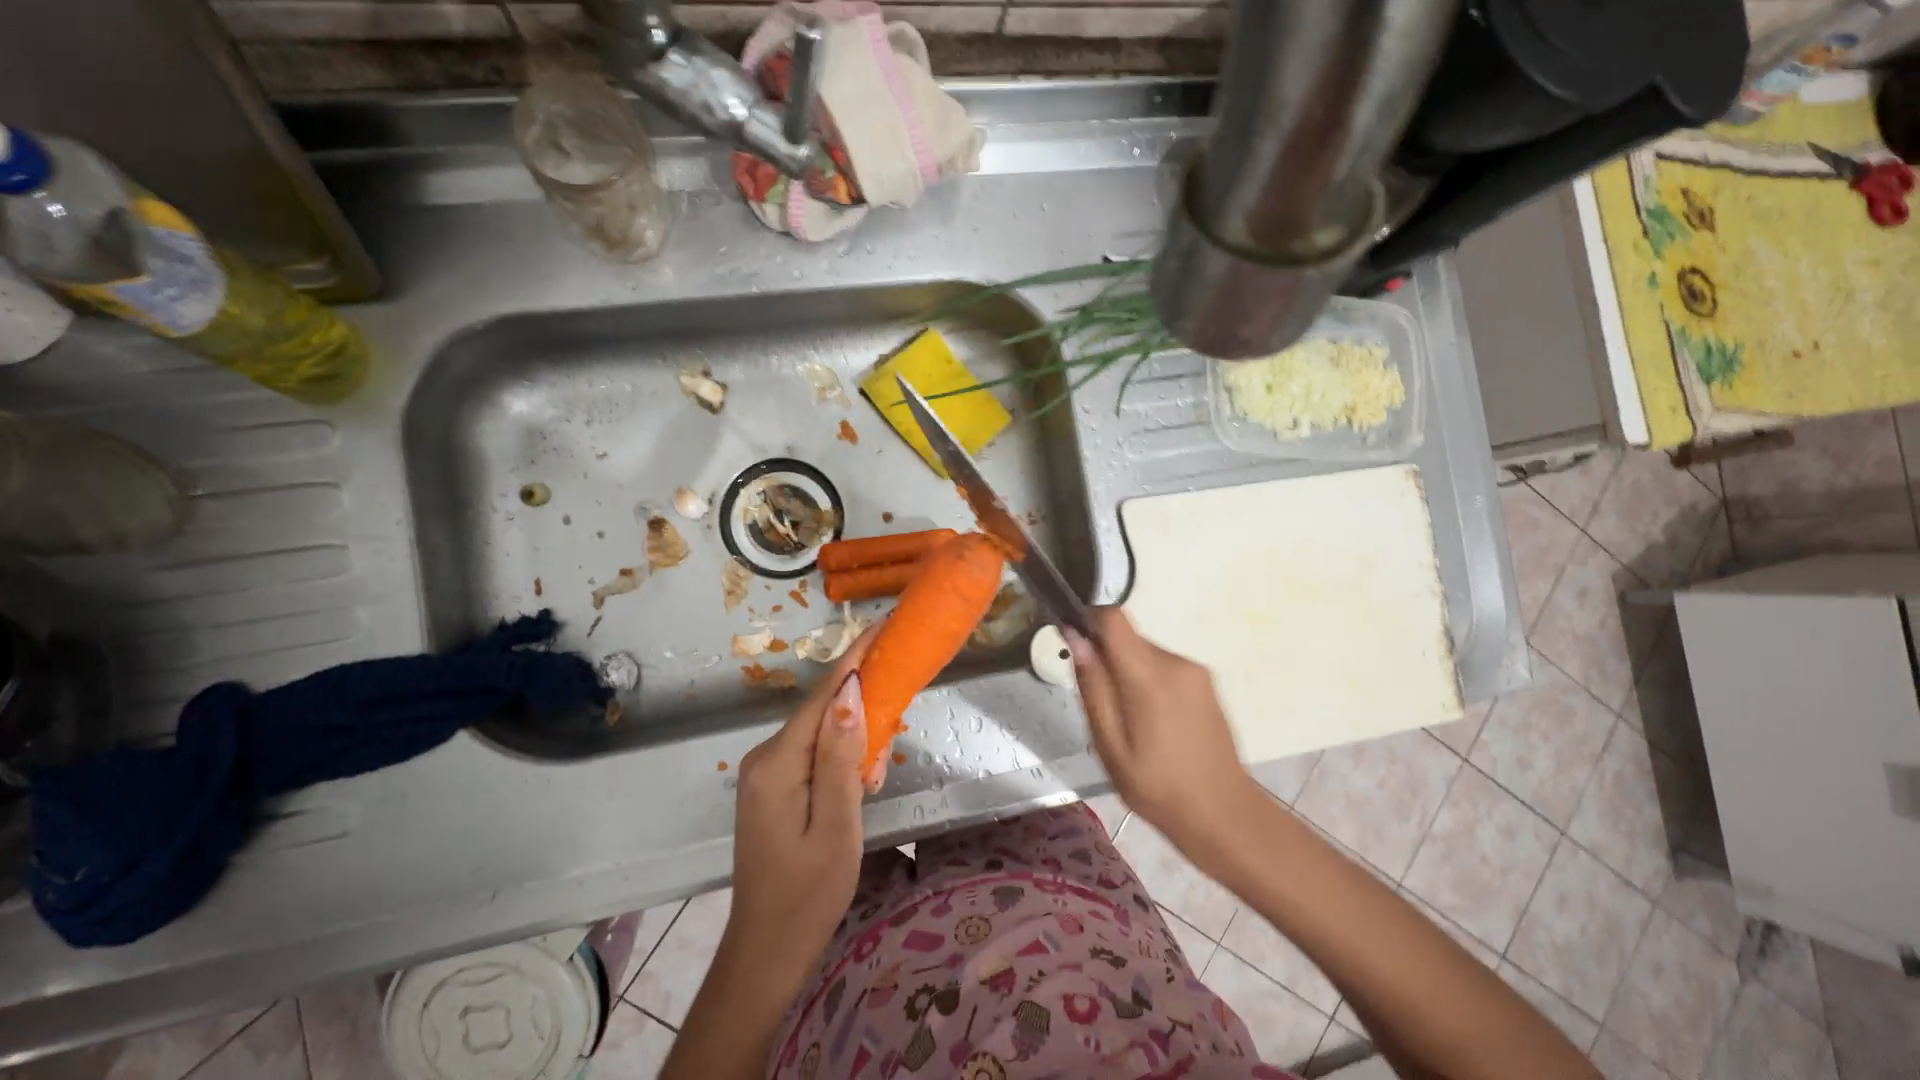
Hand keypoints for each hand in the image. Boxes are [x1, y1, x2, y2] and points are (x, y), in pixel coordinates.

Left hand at [724, 630, 874, 989]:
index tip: (884, 623)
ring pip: (819, 732)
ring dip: (854, 734)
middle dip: (862, 700)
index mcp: (778, 763)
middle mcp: (765, 758)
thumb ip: (841, 757)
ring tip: (882, 760)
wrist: (767, 948)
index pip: (824, 696)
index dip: (855, 657)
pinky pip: (812, 754)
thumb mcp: (836, 826)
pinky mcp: (773, 789)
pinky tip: (861, 776)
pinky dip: (841, 753)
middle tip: (899, 700)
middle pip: (821, 710)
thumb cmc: (809, 893)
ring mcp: (765, 774)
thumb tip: (851, 691)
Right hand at [1067, 607, 1265, 866]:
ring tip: (1129, 726)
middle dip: (1106, 662)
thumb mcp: (1110, 746)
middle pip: (1127, 639)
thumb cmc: (1158, 788)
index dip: (1087, 621)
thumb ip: (1093, 688)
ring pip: (1144, 654)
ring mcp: (1197, 672)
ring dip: (1127, 676)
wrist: (1223, 813)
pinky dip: (1148, 684)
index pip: (1113, 618)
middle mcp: (1177, 662)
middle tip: (1102, 712)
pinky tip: (1152, 726)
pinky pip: (1164, 668)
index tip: (1073, 646)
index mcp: (1150, 677)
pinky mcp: (1206, 683)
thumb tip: (1075, 637)